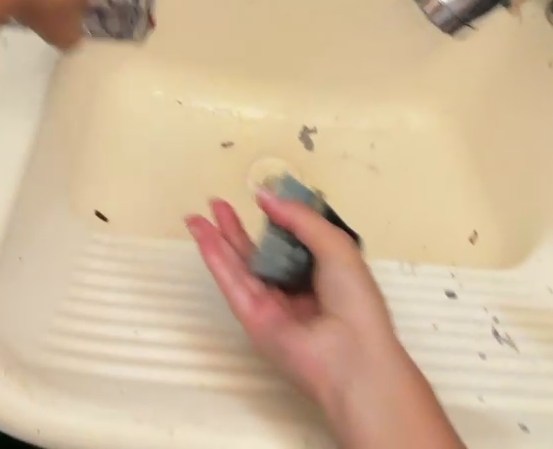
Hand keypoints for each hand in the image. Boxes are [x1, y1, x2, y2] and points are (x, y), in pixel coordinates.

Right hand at [187, 192, 462, 448]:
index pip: (291, 241)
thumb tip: (265, 196)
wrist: (351, 357)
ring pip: (238, 267)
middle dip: (235, 228)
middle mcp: (293, 289)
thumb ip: (299, 218)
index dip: (275, 219)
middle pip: (257, 253)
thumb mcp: (335, 245)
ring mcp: (271, 305)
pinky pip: (232, 283)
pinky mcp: (252, 319)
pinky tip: (203, 236)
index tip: (260, 197)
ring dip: (217, 240)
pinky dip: (215, 258)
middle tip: (217, 204)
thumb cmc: (355, 300)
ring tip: (198, 216)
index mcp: (320, 272)